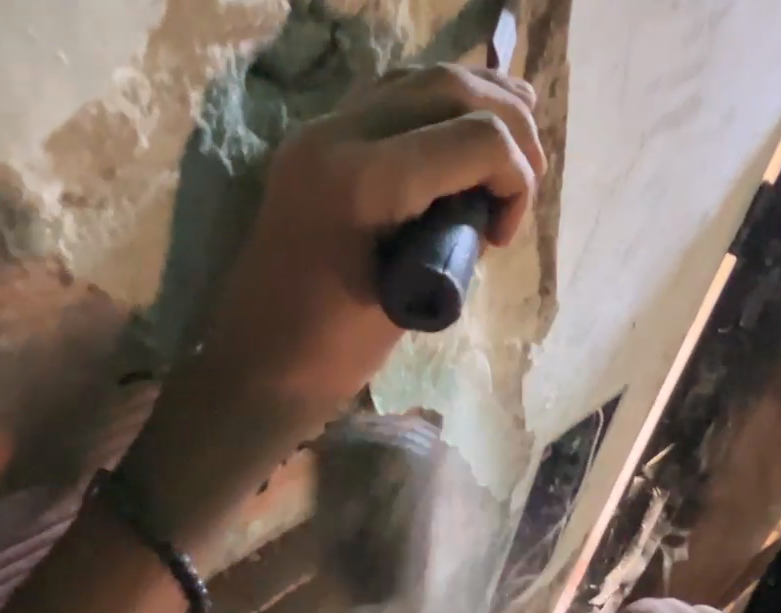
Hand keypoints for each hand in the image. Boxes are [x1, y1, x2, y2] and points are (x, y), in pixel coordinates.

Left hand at [125, 64, 544, 554]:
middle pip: (449, 87)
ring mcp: (318, 133)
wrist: (254, 365)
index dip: (517, 174)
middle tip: (527, 177)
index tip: (505, 233)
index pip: (475, 136)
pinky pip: (386, 98)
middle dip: (508, 124)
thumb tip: (486, 207)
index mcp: (362, 181)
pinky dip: (432, 106)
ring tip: (512, 142)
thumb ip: (451, 237)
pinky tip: (457, 133)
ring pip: (417, 79)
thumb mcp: (408, 301)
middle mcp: (336, 135)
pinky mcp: (312, 145)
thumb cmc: (329, 356)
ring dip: (474, 101)